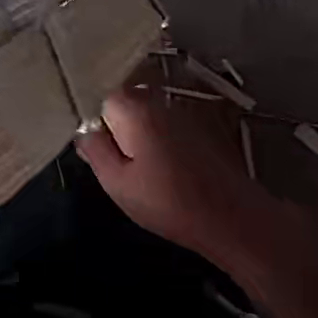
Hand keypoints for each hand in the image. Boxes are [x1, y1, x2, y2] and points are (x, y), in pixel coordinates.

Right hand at [74, 89, 258, 262]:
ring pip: (145, 116)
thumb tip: (83, 132)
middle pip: (124, 103)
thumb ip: (94, 151)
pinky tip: (163, 172)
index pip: (100, 97)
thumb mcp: (117, 183)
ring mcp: (182, 115)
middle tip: (116, 164)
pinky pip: (165, 127)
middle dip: (115, 127)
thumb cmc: (170, 203)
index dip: (94, 121)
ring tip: (141, 172)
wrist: (234, 220)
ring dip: (137, 136)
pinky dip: (158, 143)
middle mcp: (159, 103)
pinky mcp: (199, 130)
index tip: (98, 149)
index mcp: (135, 110)